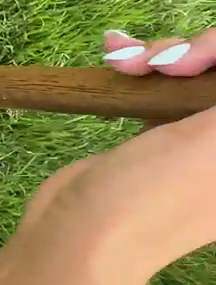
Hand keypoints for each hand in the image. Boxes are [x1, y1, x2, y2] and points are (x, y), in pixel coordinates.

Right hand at [12, 29, 215, 284]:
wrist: (82, 231)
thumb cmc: (154, 194)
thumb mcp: (207, 144)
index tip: (189, 65)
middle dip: (196, 52)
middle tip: (156, 65)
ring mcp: (206, 133)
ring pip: (197, 70)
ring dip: (160, 55)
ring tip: (118, 61)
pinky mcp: (164, 128)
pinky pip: (165, 83)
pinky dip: (140, 65)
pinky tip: (111, 55)